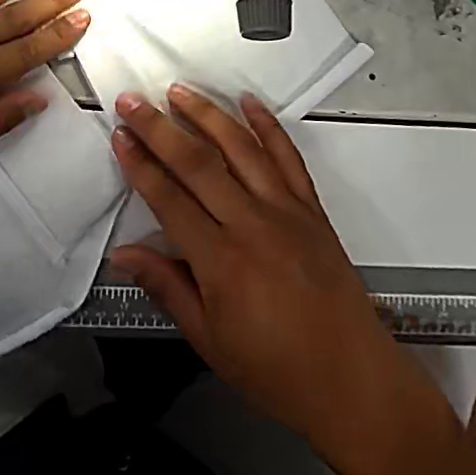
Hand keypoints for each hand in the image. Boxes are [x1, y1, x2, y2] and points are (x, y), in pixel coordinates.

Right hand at [110, 86, 475, 474]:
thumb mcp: (209, 338)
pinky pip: (288, 156)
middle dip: (159, 127)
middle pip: (197, 162)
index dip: (140, 163)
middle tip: (135, 102)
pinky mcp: (311, 209)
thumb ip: (165, 286)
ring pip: (240, 147)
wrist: (353, 383)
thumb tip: (126, 256)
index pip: (168, 198)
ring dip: (207, 114)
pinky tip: (250, 103)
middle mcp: (253, 226)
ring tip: (181, 92)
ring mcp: (286, 212)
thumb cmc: (281, 370)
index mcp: (222, 262)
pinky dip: (268, 125)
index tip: (121, 138)